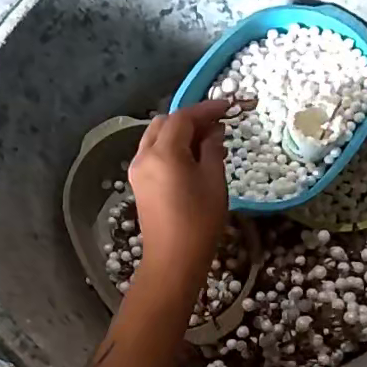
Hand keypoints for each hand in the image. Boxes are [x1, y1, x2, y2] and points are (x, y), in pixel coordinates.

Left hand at [128, 98, 230, 280]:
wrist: (173, 260)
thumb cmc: (199, 221)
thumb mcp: (213, 181)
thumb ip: (212, 150)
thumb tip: (213, 132)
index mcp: (163, 153)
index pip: (183, 118)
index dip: (206, 109)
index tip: (228, 107)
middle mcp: (144, 156)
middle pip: (165, 123)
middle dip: (190, 120)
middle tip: (217, 126)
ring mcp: (138, 171)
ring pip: (156, 138)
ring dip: (179, 134)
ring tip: (206, 143)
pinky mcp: (139, 184)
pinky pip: (153, 154)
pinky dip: (171, 148)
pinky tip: (191, 159)